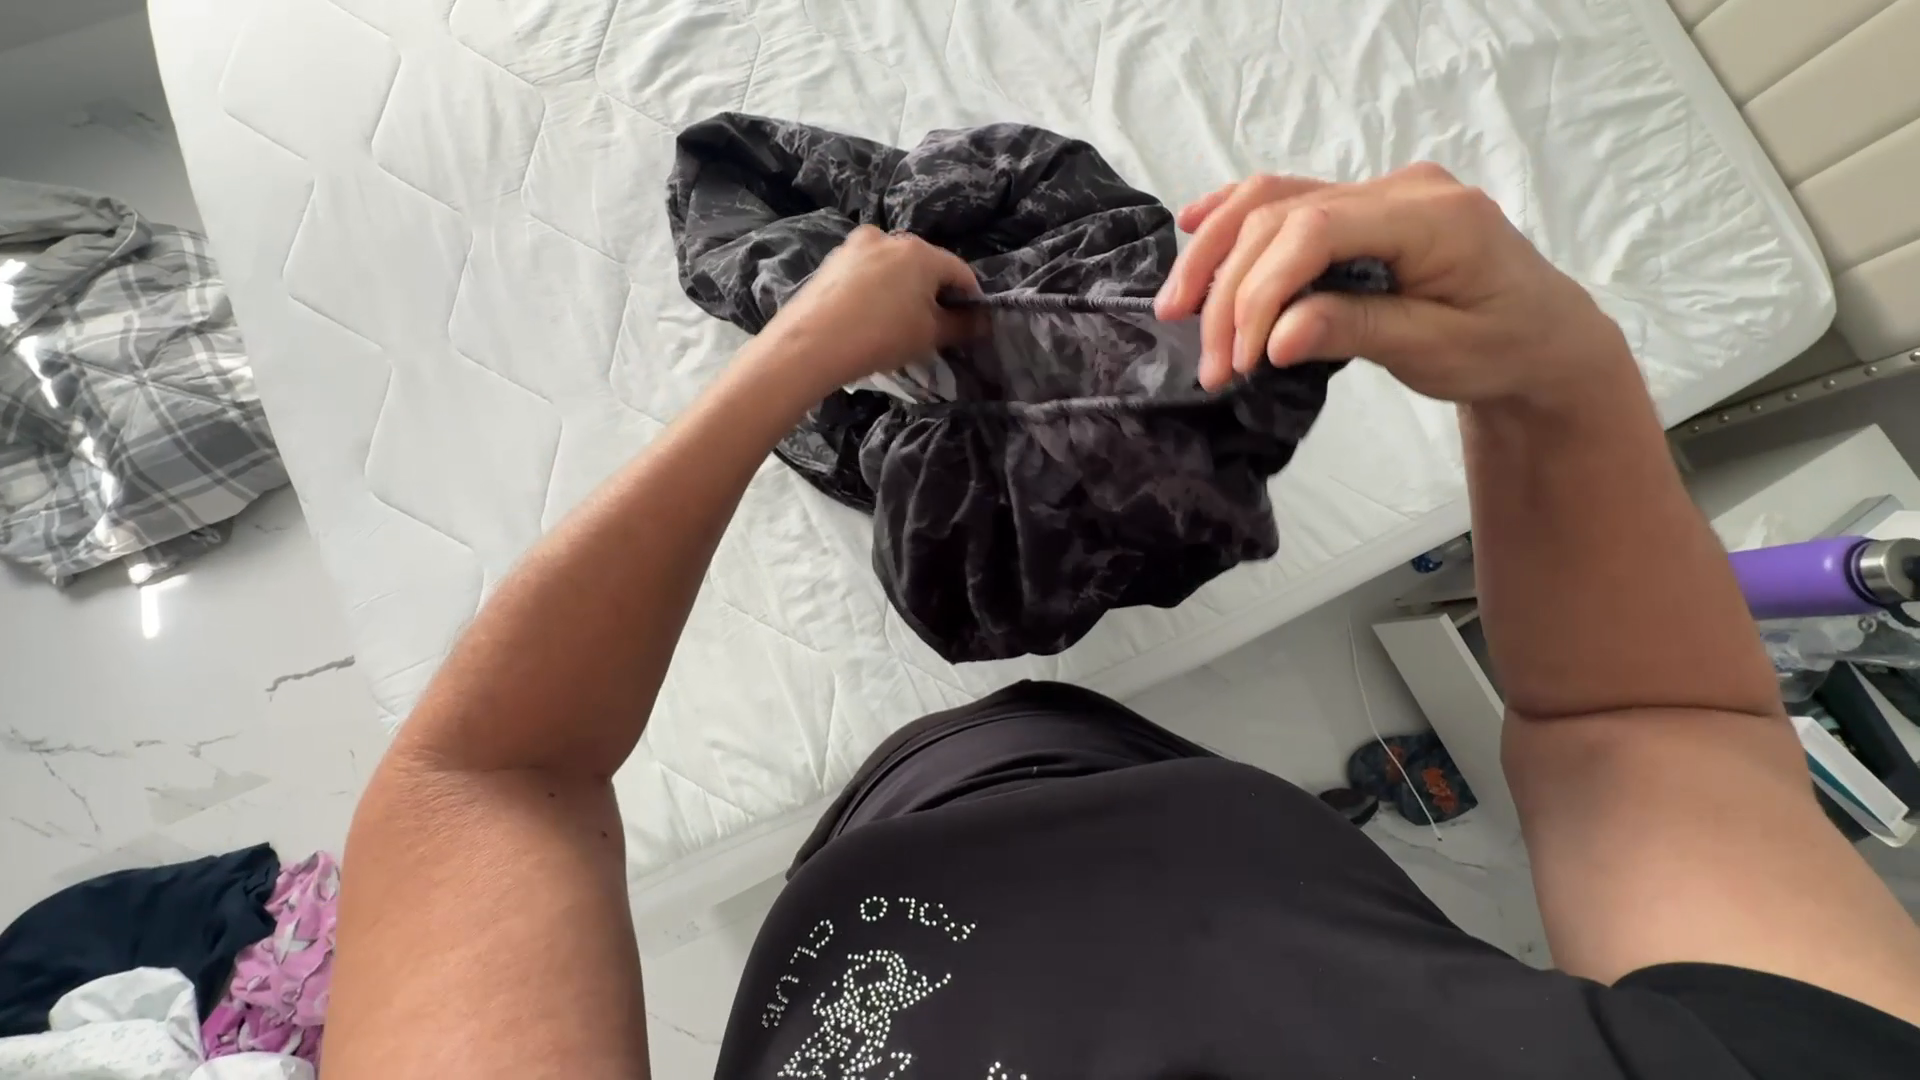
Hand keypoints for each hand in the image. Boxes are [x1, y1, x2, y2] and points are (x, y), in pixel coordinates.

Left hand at [759, 226, 981, 394]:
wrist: (811, 343)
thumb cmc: (881, 336)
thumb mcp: (930, 336)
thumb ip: (963, 326)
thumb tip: (985, 320)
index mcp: (921, 251)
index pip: (960, 272)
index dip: (970, 299)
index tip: (969, 324)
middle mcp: (890, 237)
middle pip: (925, 266)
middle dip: (933, 294)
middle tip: (931, 328)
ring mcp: (856, 246)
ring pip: (894, 269)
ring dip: (904, 292)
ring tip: (897, 325)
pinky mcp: (833, 261)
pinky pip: (868, 274)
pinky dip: (877, 292)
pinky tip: (869, 318)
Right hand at [1155, 165, 1632, 405]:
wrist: (1539, 337)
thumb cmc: (1500, 347)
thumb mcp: (1436, 351)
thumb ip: (1356, 331)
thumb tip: (1275, 338)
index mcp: (1433, 217)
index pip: (1316, 233)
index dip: (1260, 292)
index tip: (1238, 359)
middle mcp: (1398, 189)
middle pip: (1279, 217)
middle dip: (1229, 294)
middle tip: (1209, 365)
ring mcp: (1374, 192)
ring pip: (1269, 201)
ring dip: (1212, 257)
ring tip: (1174, 309)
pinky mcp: (1354, 210)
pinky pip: (1283, 198)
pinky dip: (1231, 216)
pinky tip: (1192, 224)